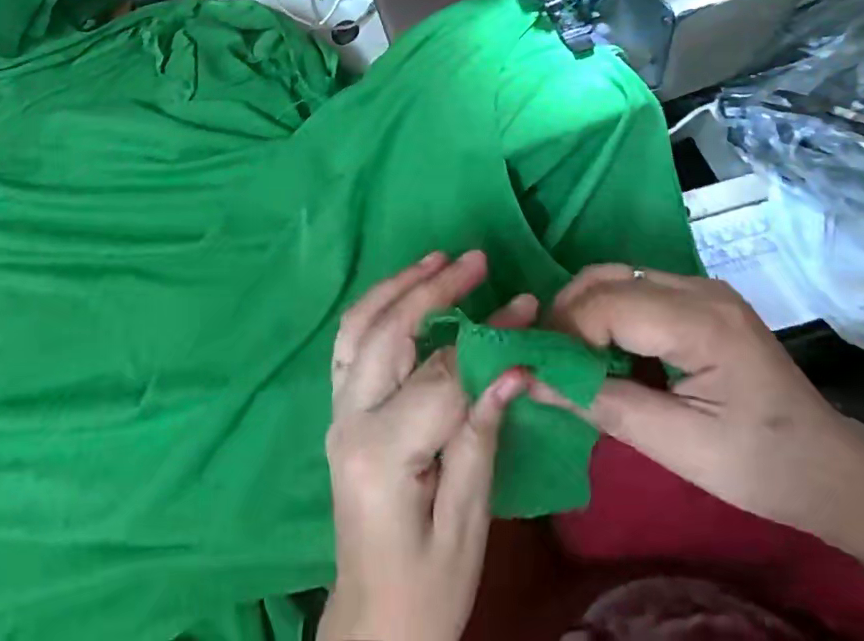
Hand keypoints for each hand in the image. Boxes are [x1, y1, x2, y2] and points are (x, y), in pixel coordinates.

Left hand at [320, 251, 535, 640]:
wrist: (372, 620)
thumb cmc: (429, 586)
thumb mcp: (468, 522)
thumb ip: (482, 435)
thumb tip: (515, 366)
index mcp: (382, 453)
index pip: (441, 376)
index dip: (488, 338)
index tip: (527, 307)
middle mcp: (348, 421)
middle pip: (389, 333)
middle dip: (433, 289)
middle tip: (476, 260)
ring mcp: (336, 414)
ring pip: (357, 329)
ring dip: (395, 287)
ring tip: (435, 259)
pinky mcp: (339, 414)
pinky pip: (350, 346)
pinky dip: (376, 310)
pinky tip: (402, 293)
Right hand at [538, 265, 861, 530]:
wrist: (831, 471)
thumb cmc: (759, 465)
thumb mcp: (675, 445)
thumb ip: (597, 403)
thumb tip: (526, 379)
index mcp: (702, 322)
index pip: (606, 304)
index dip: (565, 335)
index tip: (547, 375)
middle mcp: (699, 289)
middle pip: (604, 278)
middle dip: (566, 317)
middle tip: (550, 364)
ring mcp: (701, 289)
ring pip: (614, 278)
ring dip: (583, 314)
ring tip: (574, 361)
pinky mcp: (699, 300)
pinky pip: (633, 290)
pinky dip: (607, 315)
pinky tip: (608, 356)